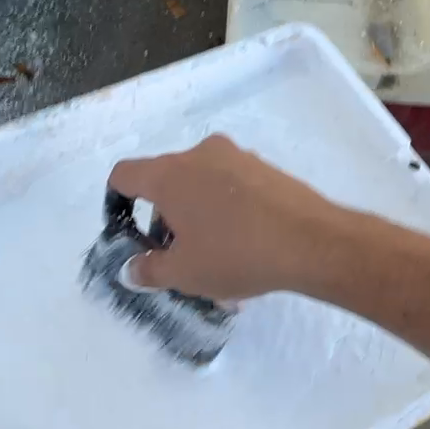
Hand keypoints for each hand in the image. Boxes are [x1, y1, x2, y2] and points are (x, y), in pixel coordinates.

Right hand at [107, 135, 351, 300]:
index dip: (116, 202)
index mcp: (170, 174)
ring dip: (201, 224)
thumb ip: (149, 270)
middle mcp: (201, 155)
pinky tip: (247, 256)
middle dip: (167, 223)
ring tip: (218, 269)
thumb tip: (131, 269)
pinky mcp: (268, 170)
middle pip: (167, 184)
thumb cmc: (235, 254)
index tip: (129, 232)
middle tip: (179, 259)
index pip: (125, 175)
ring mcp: (239, 158)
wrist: (313, 242)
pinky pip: (234, 192)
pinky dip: (230, 218)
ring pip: (204, 190)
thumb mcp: (184, 273)